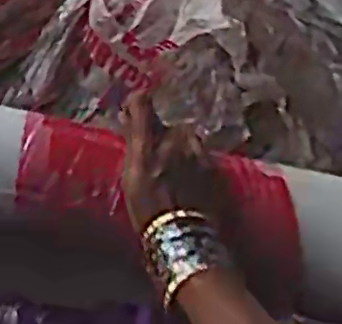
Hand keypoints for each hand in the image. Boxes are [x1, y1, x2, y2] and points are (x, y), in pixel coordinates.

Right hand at [122, 91, 224, 233]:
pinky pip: (201, 153)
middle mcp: (174, 138)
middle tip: (158, 155)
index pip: (142, 101)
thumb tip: (128, 118)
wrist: (184, 241)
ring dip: (181, 147)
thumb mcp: (130, 176)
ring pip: (187, 138)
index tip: (134, 111)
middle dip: (163, 135)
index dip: (137, 102)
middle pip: (168, 124)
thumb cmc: (147, 209)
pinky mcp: (213, 165)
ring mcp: (197, 150)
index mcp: (148, 141)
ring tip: (178, 169)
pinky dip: (195, 161)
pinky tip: (192, 179)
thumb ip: (132, 143)